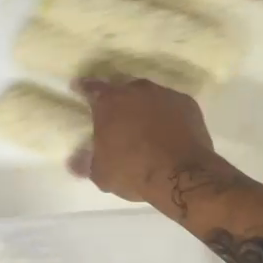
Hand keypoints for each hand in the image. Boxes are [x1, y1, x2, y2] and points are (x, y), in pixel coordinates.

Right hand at [68, 77, 231, 211]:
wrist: (182, 175)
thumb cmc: (135, 171)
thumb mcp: (101, 174)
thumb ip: (86, 163)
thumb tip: (75, 161)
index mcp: (110, 102)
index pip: (91, 87)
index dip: (84, 88)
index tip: (79, 88)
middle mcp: (136, 90)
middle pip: (122, 88)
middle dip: (117, 98)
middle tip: (116, 114)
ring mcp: (164, 94)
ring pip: (148, 95)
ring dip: (144, 105)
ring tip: (144, 124)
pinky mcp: (187, 103)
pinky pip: (171, 105)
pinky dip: (167, 114)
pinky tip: (168, 129)